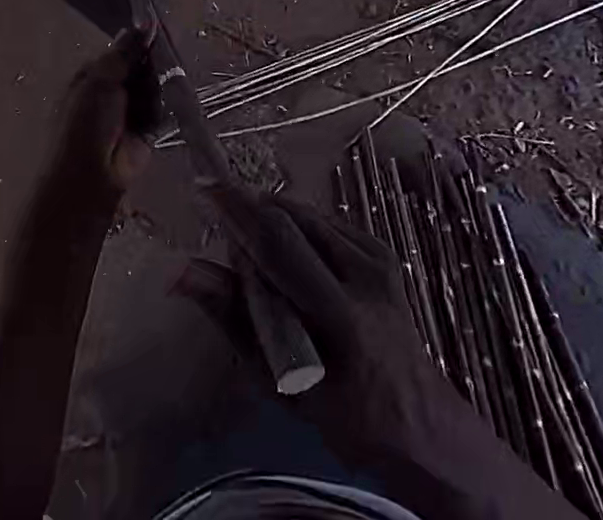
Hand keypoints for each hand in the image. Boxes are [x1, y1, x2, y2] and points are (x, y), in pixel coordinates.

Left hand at [51, 31, 158, 192]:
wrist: (91, 174)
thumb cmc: (86, 123)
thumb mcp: (100, 79)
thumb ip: (124, 51)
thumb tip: (145, 23)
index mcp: (94, 74)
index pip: (124, 49)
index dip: (141, 42)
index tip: (158, 32)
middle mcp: (112, 89)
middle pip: (143, 66)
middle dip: (152, 66)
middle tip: (156, 68)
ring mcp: (130, 110)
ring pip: (154, 86)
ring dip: (155, 90)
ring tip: (146, 102)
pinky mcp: (147, 128)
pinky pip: (161, 109)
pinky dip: (159, 110)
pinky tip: (153, 116)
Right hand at [177, 188, 588, 519]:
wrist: (418, 417)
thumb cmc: (344, 415)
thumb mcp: (278, 379)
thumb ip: (232, 318)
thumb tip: (183, 273)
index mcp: (340, 313)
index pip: (279, 242)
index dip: (238, 209)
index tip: (204, 186)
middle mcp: (364, 271)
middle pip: (293, 218)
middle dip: (250, 210)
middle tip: (220, 224)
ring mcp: (378, 256)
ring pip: (309, 215)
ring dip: (272, 218)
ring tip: (250, 246)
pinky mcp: (382, 249)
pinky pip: (327, 223)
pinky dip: (297, 227)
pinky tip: (286, 253)